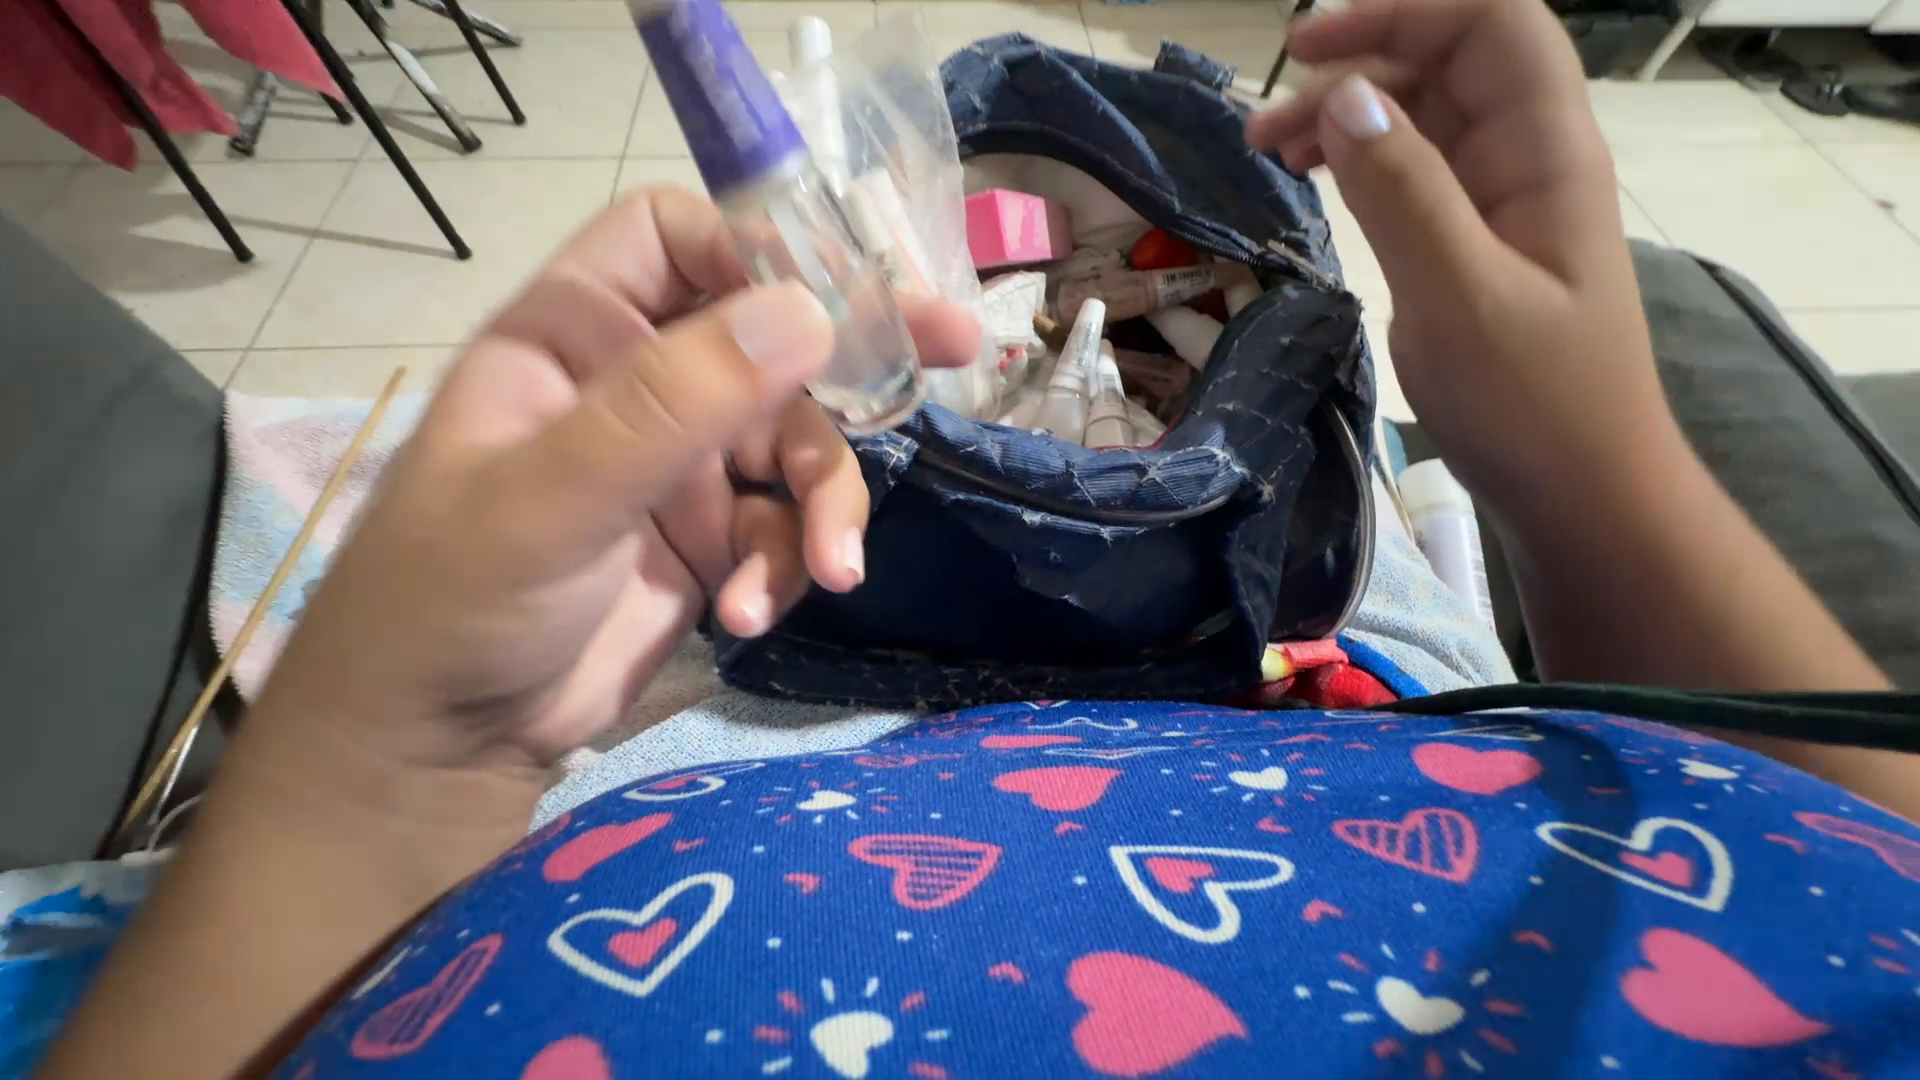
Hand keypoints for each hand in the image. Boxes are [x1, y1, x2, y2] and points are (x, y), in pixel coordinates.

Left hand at [250, 186, 979, 784]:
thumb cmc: (453, 603)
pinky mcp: (719, 539)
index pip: (679, 238)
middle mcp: (646, 386)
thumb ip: (673, 404)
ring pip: (803, 446)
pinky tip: (749, 615)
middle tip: (959, 347)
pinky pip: (791, 527)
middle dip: (858, 364)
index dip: (759, 246)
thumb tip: (808, 313)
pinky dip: (791, 567)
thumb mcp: (554, 496)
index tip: (839, 292)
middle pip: (776, 343)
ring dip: (825, 506)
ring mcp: (689, 465)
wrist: (446, 744)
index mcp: (580, 337)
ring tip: (829, 570)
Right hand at [1246, 0, 1677, 507]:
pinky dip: (1358, 166)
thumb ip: (1404, 192)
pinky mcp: (1466, 245)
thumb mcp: (1459, 295)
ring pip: (1420, 121)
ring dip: (1346, 120)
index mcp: (1545, 151)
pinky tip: (1316, 183)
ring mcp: (1494, 204)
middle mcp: (1523, 159)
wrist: (1573, 480)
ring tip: (1271, 155)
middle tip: (1259, 133)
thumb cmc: (1529, 398)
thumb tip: (1344, 99)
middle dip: (1351, 74)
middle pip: (1442, 66)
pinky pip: (1411, 176)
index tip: (1301, 51)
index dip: (1398, 13)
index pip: (1486, 24)